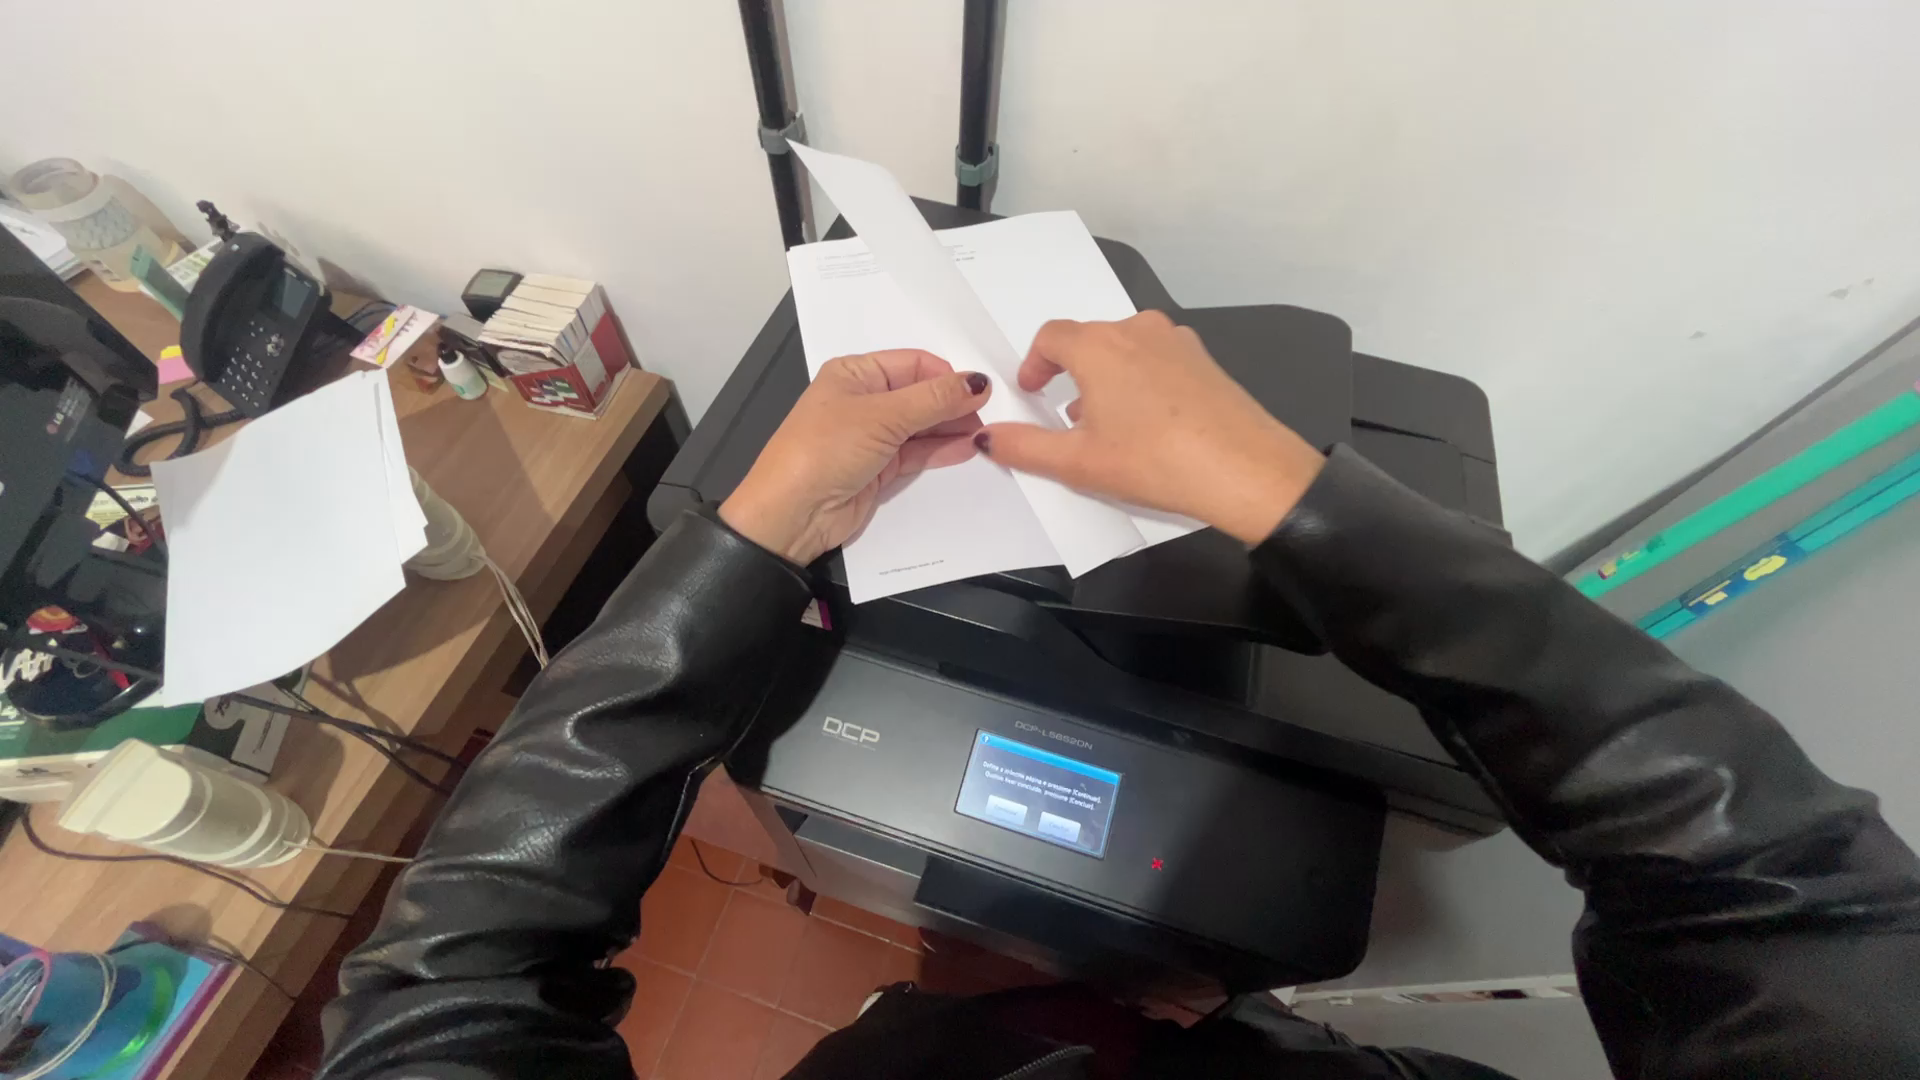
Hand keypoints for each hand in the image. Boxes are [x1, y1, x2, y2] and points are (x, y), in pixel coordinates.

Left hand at [721, 350, 991, 563]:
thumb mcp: (881, 417)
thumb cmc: (825, 451)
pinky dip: (943, 450)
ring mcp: (874, 436)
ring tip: (987, 433)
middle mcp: (865, 400)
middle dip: (954, 403)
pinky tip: (969, 449)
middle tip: (992, 414)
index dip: (948, 376)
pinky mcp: (882, 469)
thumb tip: (978, 382)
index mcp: (856, 374)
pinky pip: (919, 453)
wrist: (792, 514)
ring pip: (923, 426)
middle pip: (922, 394)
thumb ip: (933, 400)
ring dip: (953, 428)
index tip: (982, 391)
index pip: (914, 364)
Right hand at [975, 311, 1324, 545]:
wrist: (1244, 471)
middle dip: (1069, 373)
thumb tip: (986, 437)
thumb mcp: (1076, 463)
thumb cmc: (1151, 461)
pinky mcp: (1205, 360)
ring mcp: (1177, 341)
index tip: (1031, 392)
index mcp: (1098, 346)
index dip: (1033, 363)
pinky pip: (1156, 361)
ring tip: (1106, 424)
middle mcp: (1137, 330)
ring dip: (1105, 378)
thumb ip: (1023, 447)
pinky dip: (1138, 381)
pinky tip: (1147, 423)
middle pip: (1088, 340)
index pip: (1051, 336)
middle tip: (1065, 417)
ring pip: (1124, 350)